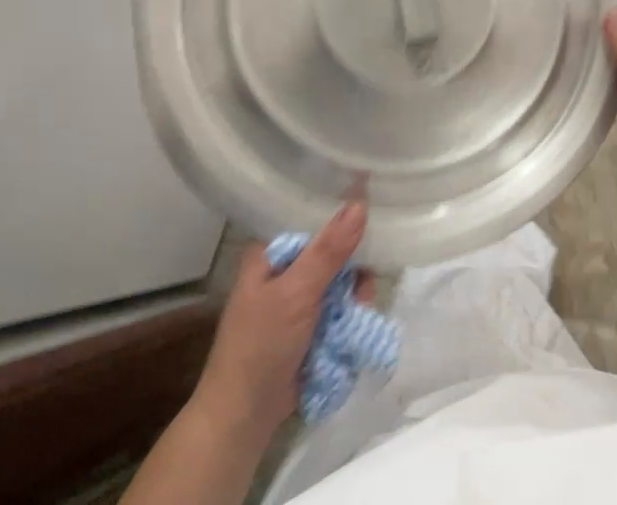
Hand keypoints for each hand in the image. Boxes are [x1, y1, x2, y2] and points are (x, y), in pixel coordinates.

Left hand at [189, 200, 373, 444]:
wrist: (245, 413)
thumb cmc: (260, 345)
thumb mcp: (296, 292)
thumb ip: (329, 251)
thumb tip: (361, 204)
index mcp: (270, 255)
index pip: (311, 221)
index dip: (342, 220)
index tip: (371, 221)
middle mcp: (284, 273)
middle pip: (334, 254)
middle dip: (353, 270)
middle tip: (361, 288)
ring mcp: (298, 301)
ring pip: (342, 284)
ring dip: (354, 298)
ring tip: (357, 316)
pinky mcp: (310, 327)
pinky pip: (341, 309)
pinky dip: (351, 317)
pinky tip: (355, 328)